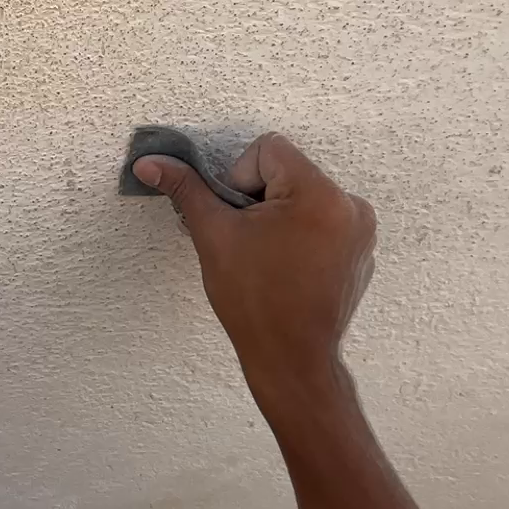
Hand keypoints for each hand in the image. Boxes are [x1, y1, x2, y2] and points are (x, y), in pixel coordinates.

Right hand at [131, 132, 376, 401]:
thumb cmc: (254, 298)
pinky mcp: (360, 250)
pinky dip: (296, 230)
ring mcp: (360, 230)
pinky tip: (283, 264)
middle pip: (284, 169)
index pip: (267, 149)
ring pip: (299, 193)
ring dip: (274, 212)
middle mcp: (350, 206)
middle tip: (246, 237)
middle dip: (255, 196)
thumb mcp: (212, 233)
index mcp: (319, 194)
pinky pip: (319, 217)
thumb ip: (183, 188)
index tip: (238, 217)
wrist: (291, 359)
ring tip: (264, 252)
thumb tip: (148, 163)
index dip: (238, 178)